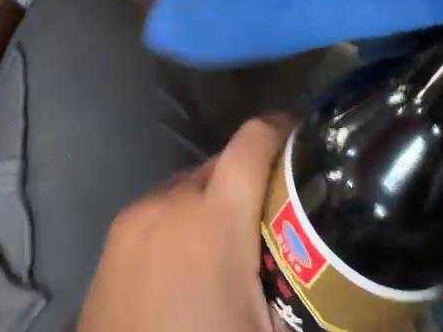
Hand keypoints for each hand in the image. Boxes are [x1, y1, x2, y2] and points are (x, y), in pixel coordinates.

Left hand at [78, 116, 291, 331]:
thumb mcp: (270, 329)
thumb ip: (302, 285)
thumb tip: (335, 279)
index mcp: (213, 218)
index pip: (255, 139)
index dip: (286, 129)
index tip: (310, 139)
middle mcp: (169, 203)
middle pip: (222, 164)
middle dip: (253, 181)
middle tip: (280, 219)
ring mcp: (131, 223)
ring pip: (187, 190)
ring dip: (214, 206)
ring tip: (234, 251)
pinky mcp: (107, 248)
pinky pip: (157, 216)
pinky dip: (180, 228)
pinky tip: (191, 271)